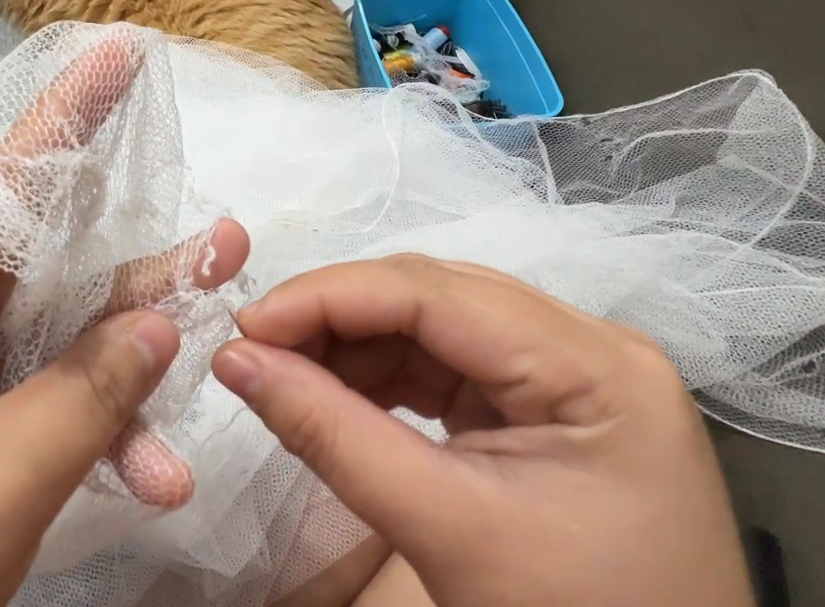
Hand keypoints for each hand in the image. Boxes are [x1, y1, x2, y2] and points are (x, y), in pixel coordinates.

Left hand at [0, 37, 250, 606]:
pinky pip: (70, 396)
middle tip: (222, 231)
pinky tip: (160, 475)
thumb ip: (80, 400)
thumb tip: (164, 323)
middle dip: (136, 245)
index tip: (115, 54)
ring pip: (73, 327)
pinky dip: (119, 426)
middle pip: (51, 253)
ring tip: (223, 310)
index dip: (59, 117)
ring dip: (145, 334)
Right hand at [213, 256, 752, 606]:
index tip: (244, 325)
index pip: (433, 293)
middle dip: (334, 317)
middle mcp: (586, 345)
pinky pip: (444, 362)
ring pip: (430, 323)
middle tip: (253, 350)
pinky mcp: (543, 402)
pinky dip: (379, 375)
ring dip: (350, 345)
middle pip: (432, 297)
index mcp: (593, 365)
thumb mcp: (444, 531)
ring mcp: (567, 372)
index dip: (327, 296)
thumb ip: (330, 434)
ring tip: (283, 373)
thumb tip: (231, 360)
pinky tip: (332, 392)